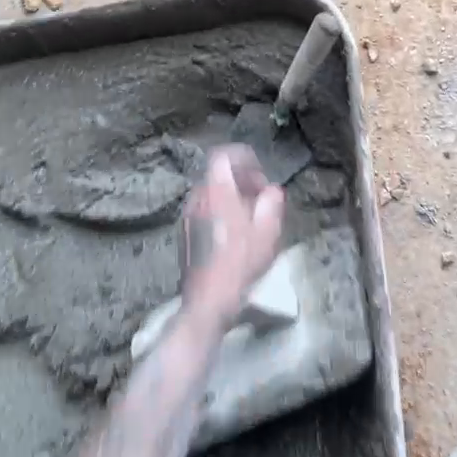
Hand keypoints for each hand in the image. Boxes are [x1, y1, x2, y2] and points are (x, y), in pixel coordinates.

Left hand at [180, 145, 284, 329]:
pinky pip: (203, 210)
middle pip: (217, 175)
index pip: (223, 156)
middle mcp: (196, 199)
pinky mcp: (184, 235)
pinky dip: (219, 211)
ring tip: (250, 216)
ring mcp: (186, 217)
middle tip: (261, 196)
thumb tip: (271, 191)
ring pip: (210, 193)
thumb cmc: (241, 262)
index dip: (243, 157)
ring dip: (230, 196)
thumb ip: (272, 201)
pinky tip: (234, 234)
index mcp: (216, 192)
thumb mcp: (268, 230)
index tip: (260, 172)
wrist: (208, 301)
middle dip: (241, 179)